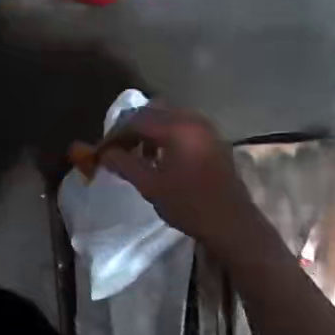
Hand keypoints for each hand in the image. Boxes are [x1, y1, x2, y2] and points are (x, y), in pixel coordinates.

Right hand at [100, 105, 265, 251]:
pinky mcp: (214, 139)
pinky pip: (184, 125)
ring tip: (138, 154)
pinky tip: (160, 156)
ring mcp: (207, 128)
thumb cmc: (188, 205)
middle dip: (132, 127)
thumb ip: (125, 164)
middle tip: (118, 148)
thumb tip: (105, 153)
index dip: (115, 134)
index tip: (102, 150)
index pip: (137, 120)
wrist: (231, 223)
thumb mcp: (150, 186)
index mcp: (177, 129)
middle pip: (154, 111)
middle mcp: (194, 121)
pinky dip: (167, 134)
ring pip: (170, 116)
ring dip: (150, 130)